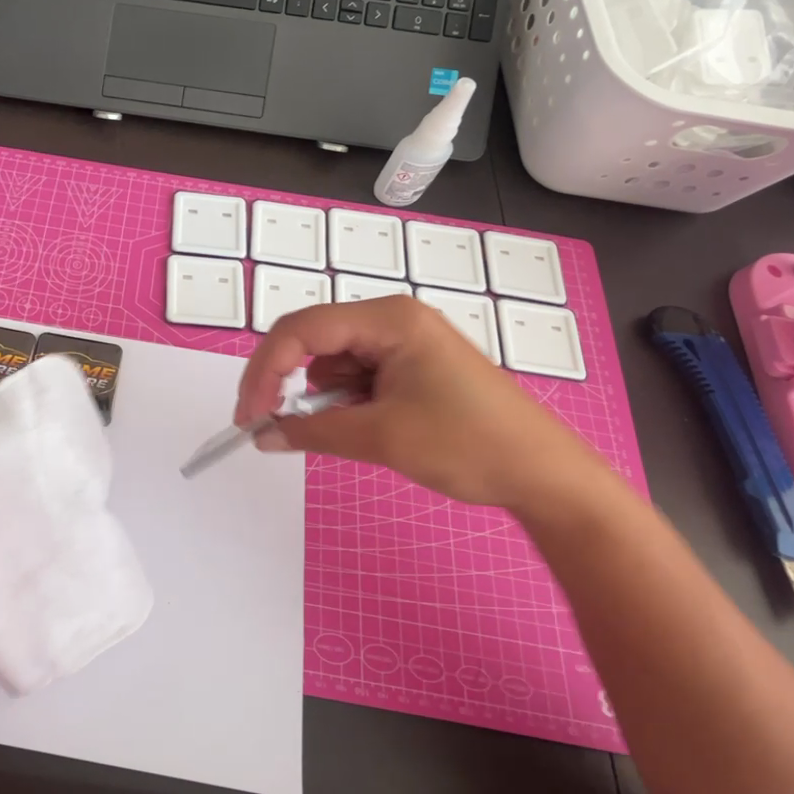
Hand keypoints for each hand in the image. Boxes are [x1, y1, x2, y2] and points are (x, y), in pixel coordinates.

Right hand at [236, 296, 603, 508]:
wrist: (544, 474)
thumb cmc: (468, 444)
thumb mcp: (381, 438)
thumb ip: (312, 431)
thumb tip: (263, 435)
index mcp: (389, 319)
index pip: (302, 330)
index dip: (266, 370)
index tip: (249, 415)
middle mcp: (394, 320)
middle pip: (315, 340)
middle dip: (289, 382)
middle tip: (269, 425)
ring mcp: (406, 342)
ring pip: (334, 362)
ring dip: (322, 397)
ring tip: (346, 433)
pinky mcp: (413, 367)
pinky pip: (358, 377)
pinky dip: (346, 403)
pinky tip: (365, 428)